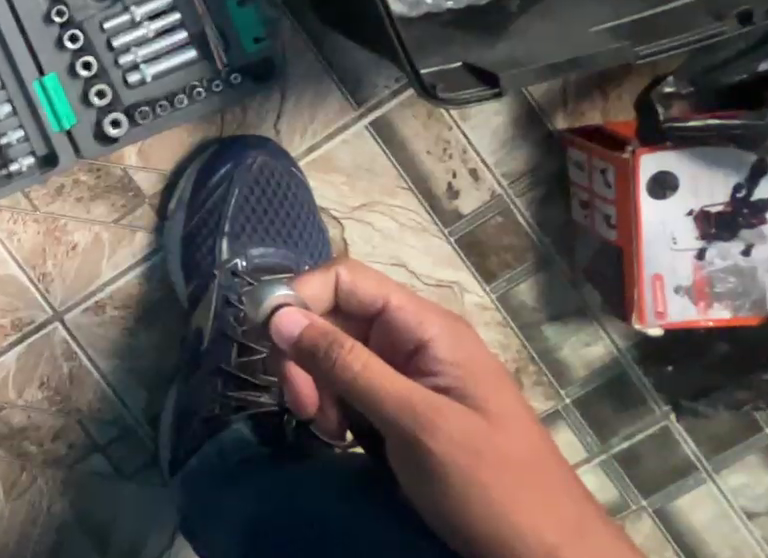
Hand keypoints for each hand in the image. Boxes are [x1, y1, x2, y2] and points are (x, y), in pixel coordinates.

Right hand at [268, 259, 638, 557]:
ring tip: (325, 427)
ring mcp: (406, 373)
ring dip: (314, 383)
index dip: (301, 297)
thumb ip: (346, 364)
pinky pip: (346, 383)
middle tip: (301, 404)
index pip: (345, 279)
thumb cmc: (495, 488)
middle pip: (331, 315)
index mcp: (426, 328)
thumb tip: (277, 315)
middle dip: (303, 353)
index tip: (272, 340)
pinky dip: (330, 404)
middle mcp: (412, 339)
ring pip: (331, 351)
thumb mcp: (415, 423)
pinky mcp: (399, 405)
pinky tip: (338, 435)